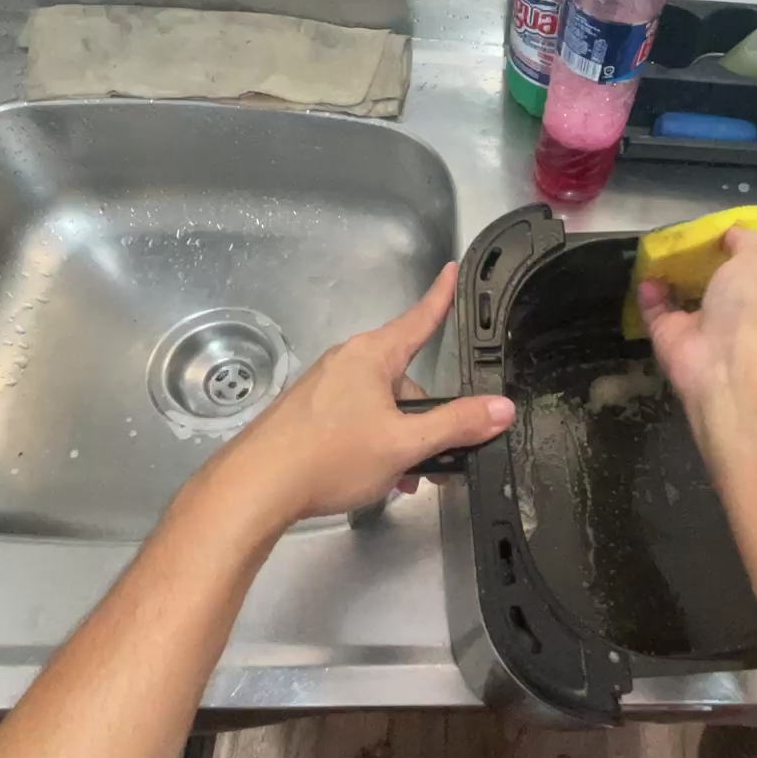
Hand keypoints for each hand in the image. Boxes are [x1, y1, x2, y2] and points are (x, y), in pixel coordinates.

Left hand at [184, 262, 514, 527]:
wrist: (255, 487)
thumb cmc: (331, 456)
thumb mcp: (404, 444)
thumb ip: (456, 425)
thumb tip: (501, 408)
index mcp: (372, 356)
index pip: (419, 318)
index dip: (441, 296)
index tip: (453, 270)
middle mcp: (348, 362)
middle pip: (406, 380)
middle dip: (424, 418)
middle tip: (430, 460)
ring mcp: (324, 386)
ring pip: (382, 405)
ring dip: (400, 438)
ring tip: (400, 478)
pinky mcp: (309, 412)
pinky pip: (357, 417)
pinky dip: (373, 442)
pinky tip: (373, 476)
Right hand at [637, 226, 756, 409]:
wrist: (726, 364)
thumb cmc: (750, 306)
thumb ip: (745, 240)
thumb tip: (730, 231)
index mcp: (756, 291)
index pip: (742, 264)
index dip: (727, 245)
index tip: (709, 229)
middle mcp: (729, 309)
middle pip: (707, 278)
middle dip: (693, 258)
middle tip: (676, 237)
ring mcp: (697, 324)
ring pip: (679, 293)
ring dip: (667, 273)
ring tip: (656, 251)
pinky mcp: (668, 336)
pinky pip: (654, 310)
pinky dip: (647, 293)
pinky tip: (645, 276)